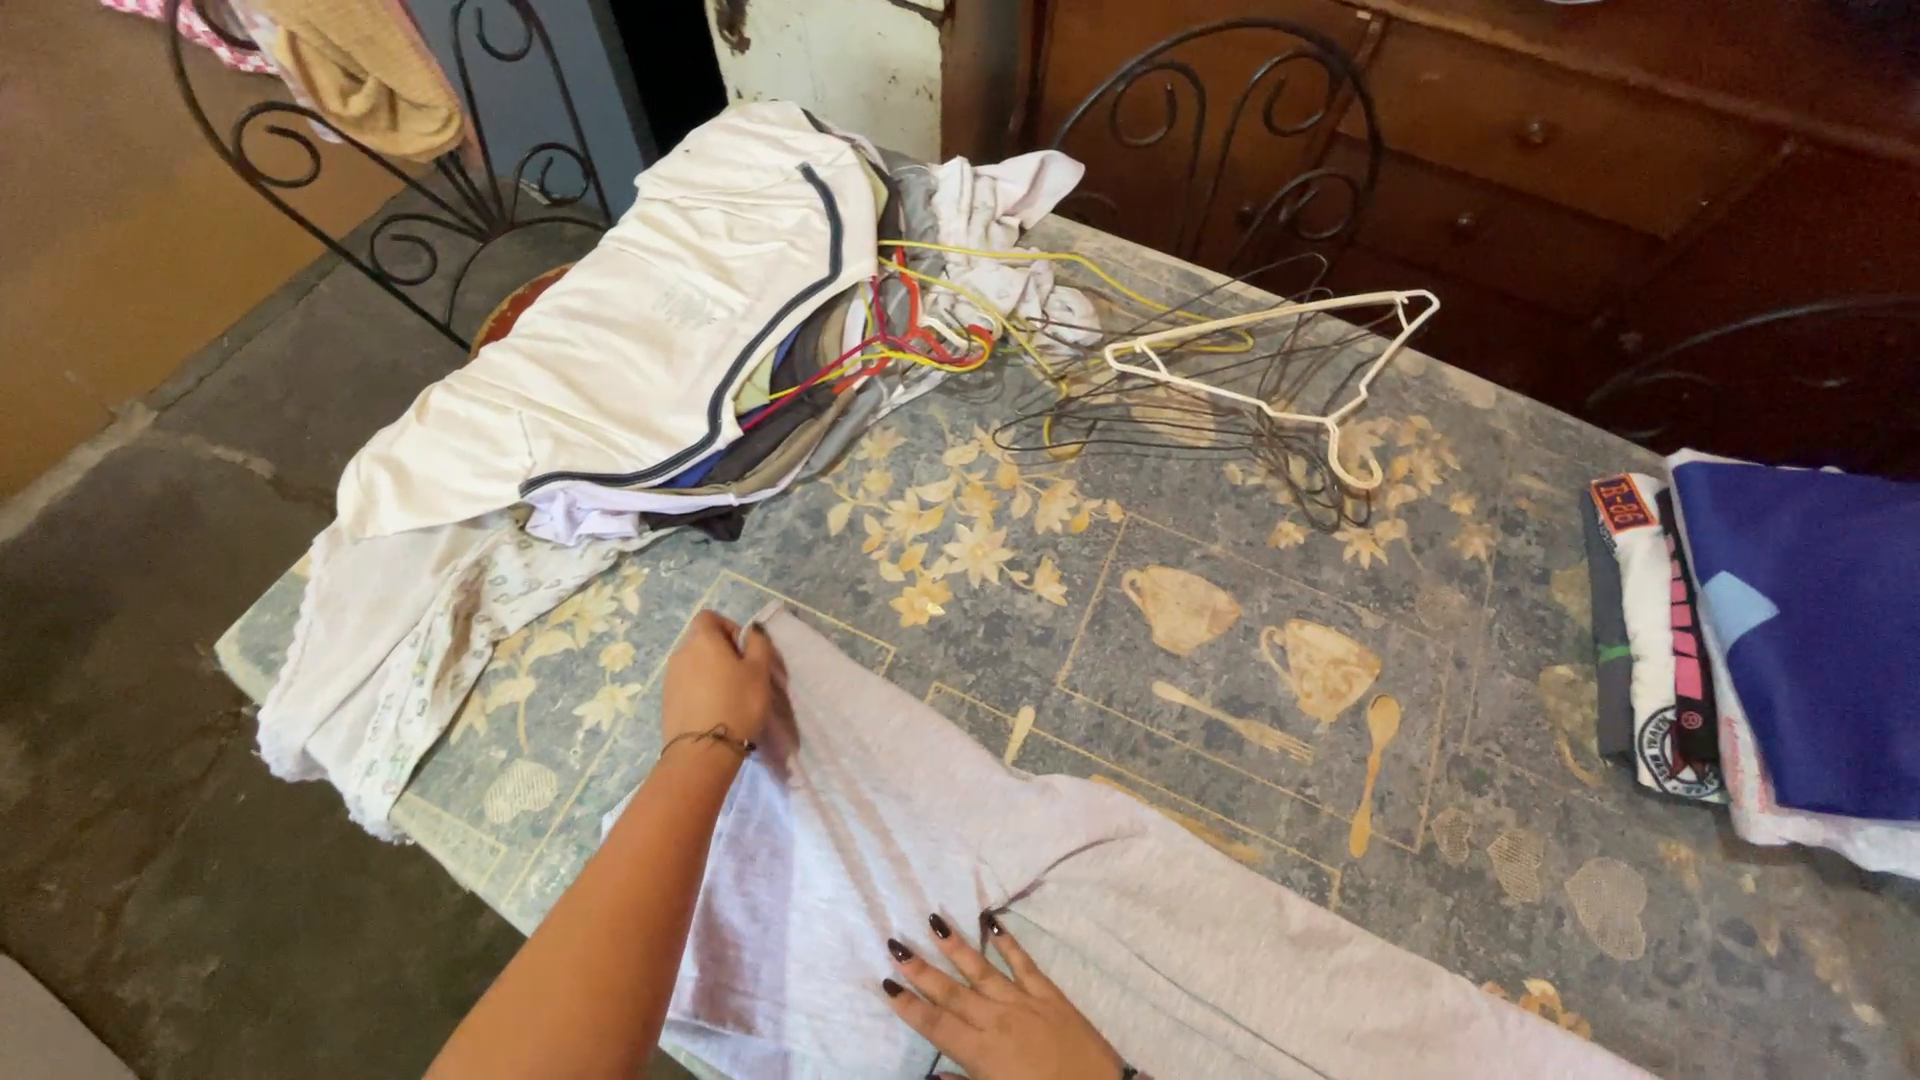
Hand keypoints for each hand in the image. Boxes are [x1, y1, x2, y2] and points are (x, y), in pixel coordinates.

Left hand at [660, 611, 780, 747]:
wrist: (703, 750)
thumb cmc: (737, 703)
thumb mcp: (759, 671)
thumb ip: (758, 643)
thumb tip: (752, 629)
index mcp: (702, 640)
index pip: (709, 617)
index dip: (728, 627)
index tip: (743, 649)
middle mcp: (680, 653)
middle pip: (700, 640)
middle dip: (720, 650)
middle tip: (740, 673)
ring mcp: (669, 678)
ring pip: (693, 663)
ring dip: (709, 671)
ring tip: (728, 694)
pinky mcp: (666, 700)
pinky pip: (686, 684)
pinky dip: (699, 688)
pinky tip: (714, 708)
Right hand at [884, 913, 1125, 1079]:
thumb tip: (932, 1075)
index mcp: (983, 1054)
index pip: (937, 1025)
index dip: (909, 1005)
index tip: (886, 982)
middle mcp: (997, 1021)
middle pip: (951, 992)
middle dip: (921, 969)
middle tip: (895, 943)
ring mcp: (1024, 1003)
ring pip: (982, 969)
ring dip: (956, 947)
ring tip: (934, 922)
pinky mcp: (1050, 994)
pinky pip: (1024, 963)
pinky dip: (1008, 943)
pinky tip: (993, 923)